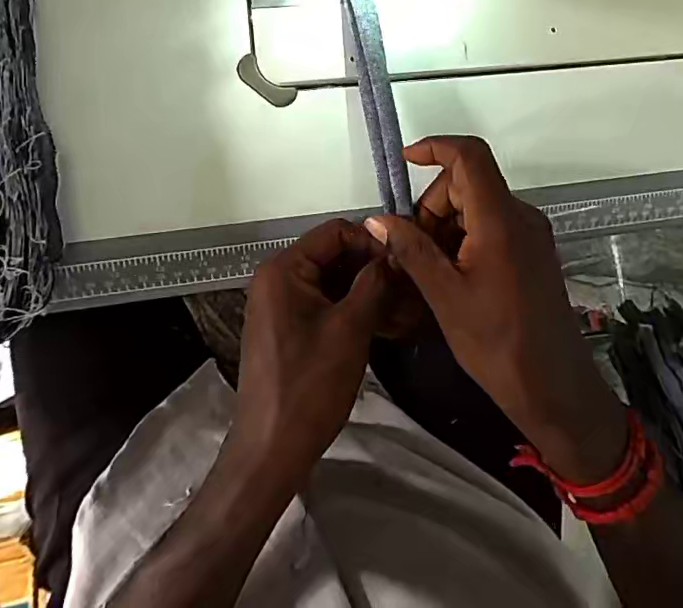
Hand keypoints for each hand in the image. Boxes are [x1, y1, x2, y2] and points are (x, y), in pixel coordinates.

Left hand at [230, 220, 390, 482]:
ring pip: (334, 283)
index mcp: (283, 269)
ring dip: (369, 293)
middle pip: (335, 256)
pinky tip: (388, 326)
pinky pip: (326, 306)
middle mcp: (278, 279)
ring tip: (407, 311)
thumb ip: (374, 282)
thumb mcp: (350, 327)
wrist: (271, 451)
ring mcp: (282, 306)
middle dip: (373, 270)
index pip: (335, 232)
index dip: (372, 242)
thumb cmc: (309, 385)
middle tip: (412, 289)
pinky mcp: (290, 330)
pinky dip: (355, 311)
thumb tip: (394, 253)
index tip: (404, 263)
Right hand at [365, 137, 627, 483]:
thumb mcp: (444, 295)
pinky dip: (464, 237)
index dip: (435, 148)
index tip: (405, 160)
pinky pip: (491, 224)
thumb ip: (411, 249)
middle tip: (411, 250)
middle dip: (432, 206)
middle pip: (467, 183)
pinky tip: (450, 275)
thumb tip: (378, 220)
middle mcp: (520, 215)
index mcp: (500, 219)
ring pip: (476, 205)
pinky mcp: (531, 250)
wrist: (554, 385)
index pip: (469, 156)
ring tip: (428, 271)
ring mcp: (529, 232)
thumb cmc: (497, 342)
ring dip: (445, 225)